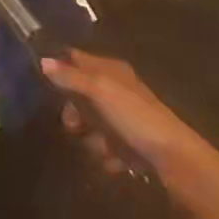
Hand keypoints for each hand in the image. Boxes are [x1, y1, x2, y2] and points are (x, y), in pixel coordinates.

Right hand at [43, 51, 218, 218]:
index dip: (59, 65)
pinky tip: (113, 161)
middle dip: (74, 112)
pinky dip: (106, 154)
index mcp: (111, 69)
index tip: (44, 81)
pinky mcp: (130, 144)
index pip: (76, 57)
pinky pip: (105, 145)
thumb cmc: (135, 116)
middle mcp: (116, 88)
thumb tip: (42, 61)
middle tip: (72, 125)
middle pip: (80, 94)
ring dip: (90, 138)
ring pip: (91, 123)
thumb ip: (71, 77)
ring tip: (100, 148)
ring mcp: (124, 117)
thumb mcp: (100, 90)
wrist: (175, 159)